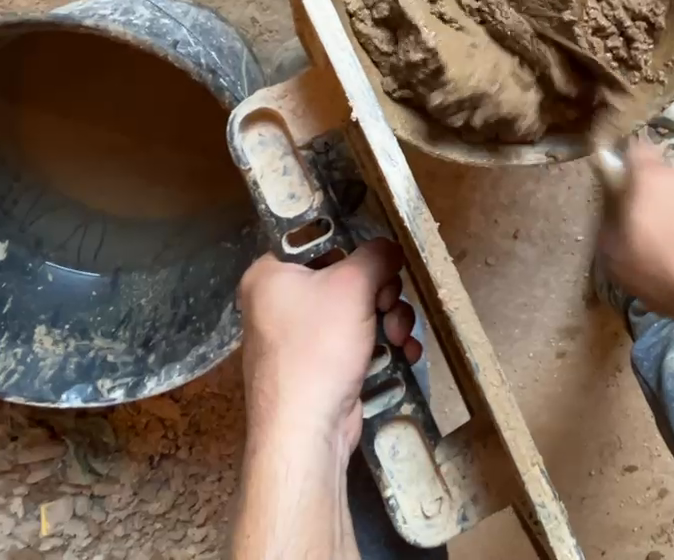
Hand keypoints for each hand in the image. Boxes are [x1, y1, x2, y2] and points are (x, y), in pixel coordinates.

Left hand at [238, 239, 422, 456]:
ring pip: (357, 309)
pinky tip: (403, 354)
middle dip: (381, 291)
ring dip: (390, 318)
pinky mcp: (321, 367)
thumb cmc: (319, 346)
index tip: (378, 258)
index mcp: (270, 275)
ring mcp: (300, 339)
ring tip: (400, 336)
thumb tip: (390, 248)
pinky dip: (382, 344)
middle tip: (389, 302)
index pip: (316, 240)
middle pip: (344, 276)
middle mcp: (279, 303)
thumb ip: (377, 254)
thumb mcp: (354, 284)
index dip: (352, 245)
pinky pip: (357, 340)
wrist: (306, 433)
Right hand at [597, 141, 673, 323]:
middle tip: (650, 231)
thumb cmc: (667, 271)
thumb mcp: (616, 259)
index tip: (621, 191)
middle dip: (656, 197)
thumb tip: (612, 215)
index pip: (635, 150)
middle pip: (663, 176)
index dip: (627, 166)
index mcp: (649, 177)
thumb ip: (608, 227)